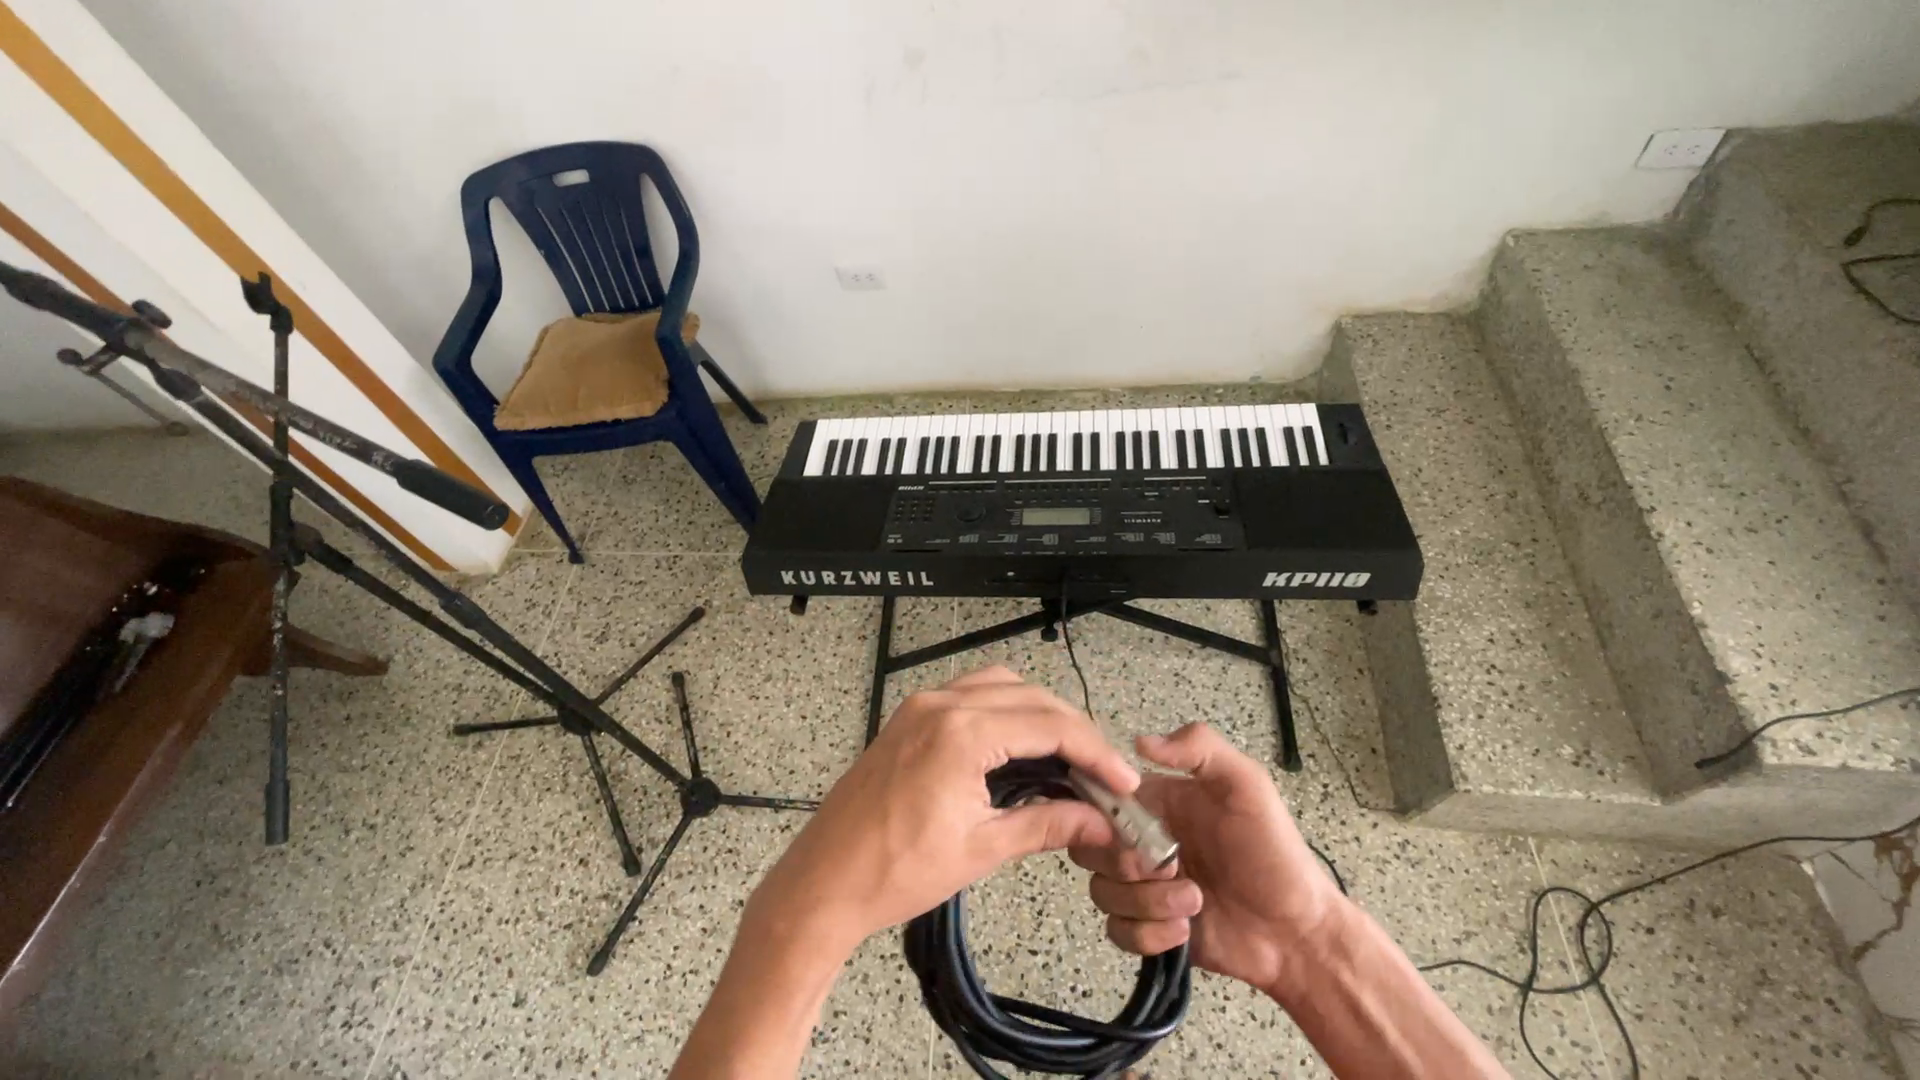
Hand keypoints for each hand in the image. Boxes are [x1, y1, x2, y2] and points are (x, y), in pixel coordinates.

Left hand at [751, 665, 1138, 953]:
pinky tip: (1020, 746)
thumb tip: (1099, 822)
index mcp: (960, 733)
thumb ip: (1048, 825)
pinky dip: (1004, 711)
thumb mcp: (982, 849)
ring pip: (1000, 687)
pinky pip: (969, 695)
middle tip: (1103, 773)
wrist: (823, 884)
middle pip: (1030, 698)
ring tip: (1068, 757)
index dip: (1096, 751)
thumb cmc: (892, 872)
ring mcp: (920, 708)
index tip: (1122, 781)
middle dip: (1074, 731)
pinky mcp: (908, 720)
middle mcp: (939, 705)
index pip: (1049, 725)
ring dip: (1040, 714)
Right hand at [1070, 722, 1344, 996]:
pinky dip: (1148, 934)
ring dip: (1147, 901)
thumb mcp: (1247, 785)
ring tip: (1194, 901)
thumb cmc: (1273, 852)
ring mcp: (1143, 886)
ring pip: (1102, 891)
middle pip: (1090, 845)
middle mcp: (1142, 840)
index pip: (1100, 796)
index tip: (1125, 828)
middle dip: (1125, 863)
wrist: (1298, 933)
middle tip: (1170, 869)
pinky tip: (1184, 929)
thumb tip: (1139, 741)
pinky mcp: (1148, 928)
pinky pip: (1117, 930)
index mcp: (1157, 802)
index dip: (1100, 812)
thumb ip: (1201, 747)